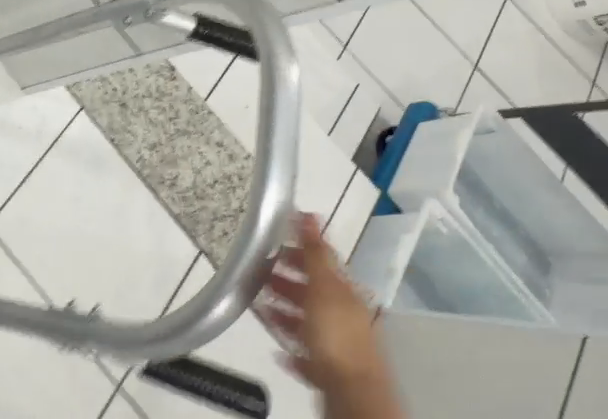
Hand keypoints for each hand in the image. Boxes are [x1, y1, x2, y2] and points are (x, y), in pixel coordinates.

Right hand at [258, 214, 401, 416]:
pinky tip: (277, 343)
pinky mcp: (327, 368)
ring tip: (258, 305)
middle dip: (285, 279)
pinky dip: (289, 340)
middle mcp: (343, 314)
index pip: (320, 261)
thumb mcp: (323, 287)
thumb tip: (309, 212)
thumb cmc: (335, 335)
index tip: (268, 240)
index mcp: (344, 293)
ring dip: (283, 309)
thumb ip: (314, 251)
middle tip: (255, 271)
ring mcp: (337, 342)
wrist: (352, 395)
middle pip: (312, 290)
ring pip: (306, 318)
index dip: (297, 248)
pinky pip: (304, 348)